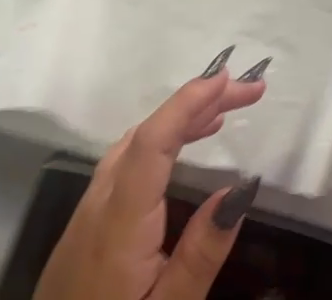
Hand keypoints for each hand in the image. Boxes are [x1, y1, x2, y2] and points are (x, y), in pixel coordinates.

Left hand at [35, 52, 269, 299]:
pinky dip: (157, 143)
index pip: (153, 142)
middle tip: (246, 91)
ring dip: (176, 121)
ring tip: (222, 113)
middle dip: (195, 103)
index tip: (228, 79)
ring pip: (131, 146)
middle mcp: (98, 205)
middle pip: (145, 134)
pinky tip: (179, 152)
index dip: (188, 103)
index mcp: (120, 223)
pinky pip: (123, 164)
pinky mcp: (84, 225)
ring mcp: (86, 212)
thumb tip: (239, 189)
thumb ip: (202, 252)